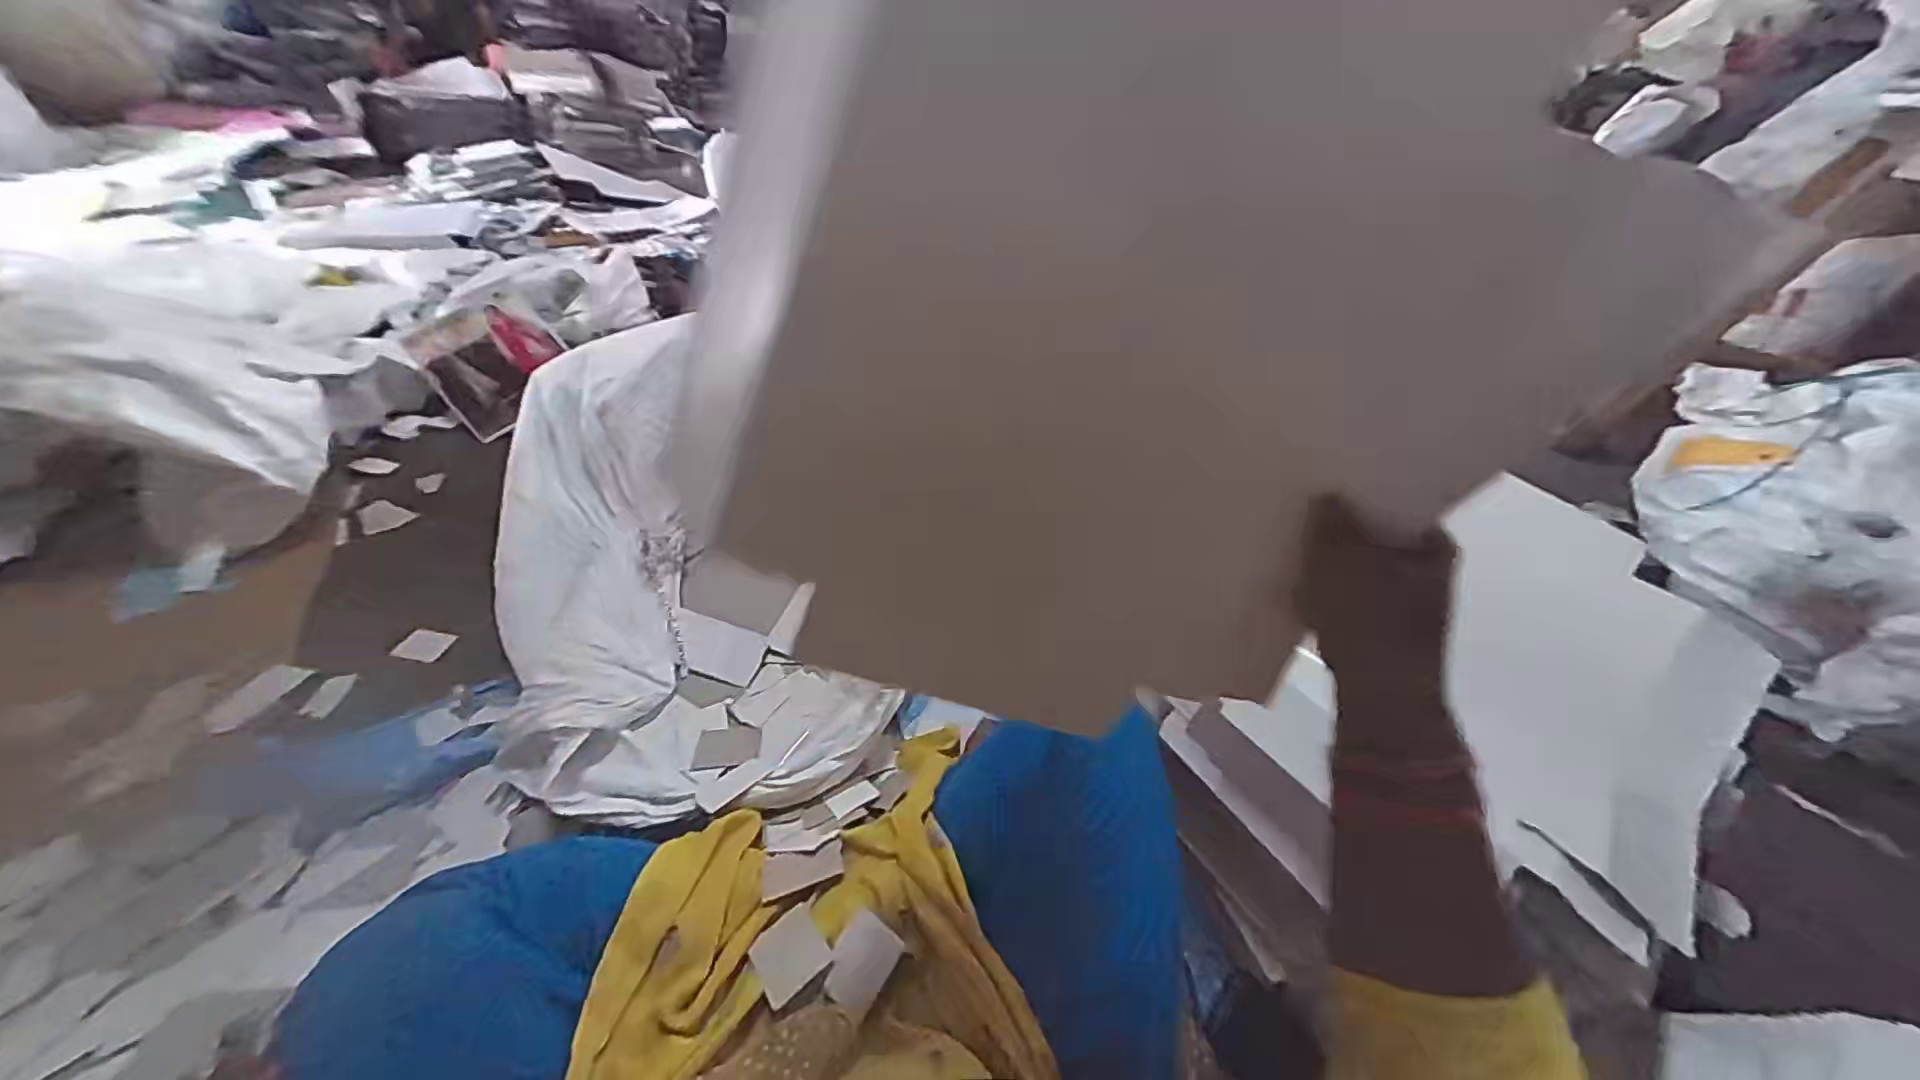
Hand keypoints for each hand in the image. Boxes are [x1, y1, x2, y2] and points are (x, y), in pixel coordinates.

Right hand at [1294, 494, 1455, 687]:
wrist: (1380, 697)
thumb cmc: (1368, 620)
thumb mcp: (1341, 561)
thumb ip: (1332, 524)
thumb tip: (1328, 497)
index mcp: (1434, 547)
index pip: (1396, 505)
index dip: (1359, 496)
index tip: (1326, 490)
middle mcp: (1429, 572)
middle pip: (1374, 538)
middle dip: (1339, 533)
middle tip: (1304, 521)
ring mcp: (1408, 604)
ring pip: (1359, 569)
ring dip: (1330, 564)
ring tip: (1297, 555)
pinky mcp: (1383, 629)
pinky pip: (1350, 597)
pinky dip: (1329, 593)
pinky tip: (1303, 593)